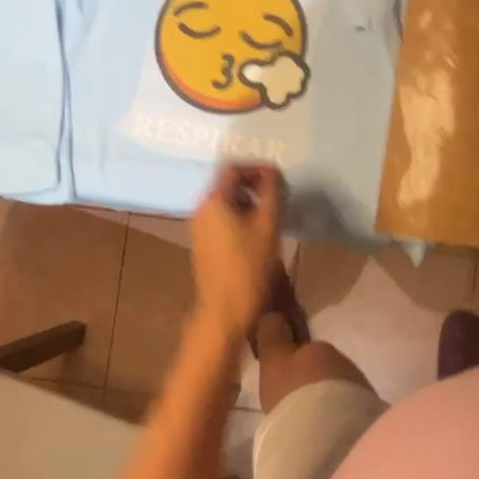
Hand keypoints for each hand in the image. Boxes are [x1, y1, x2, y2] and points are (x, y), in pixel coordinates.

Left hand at [188, 163, 283, 338]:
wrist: (225, 310)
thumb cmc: (249, 266)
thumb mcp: (268, 225)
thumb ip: (272, 192)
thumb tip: (272, 171)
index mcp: (213, 200)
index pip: (233, 168)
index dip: (257, 168)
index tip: (279, 180)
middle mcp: (201, 209)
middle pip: (228, 185)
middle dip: (255, 186)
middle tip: (279, 197)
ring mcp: (199, 229)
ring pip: (226, 204)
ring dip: (249, 203)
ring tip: (272, 215)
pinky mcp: (203, 245)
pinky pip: (222, 220)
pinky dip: (240, 218)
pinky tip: (258, 233)